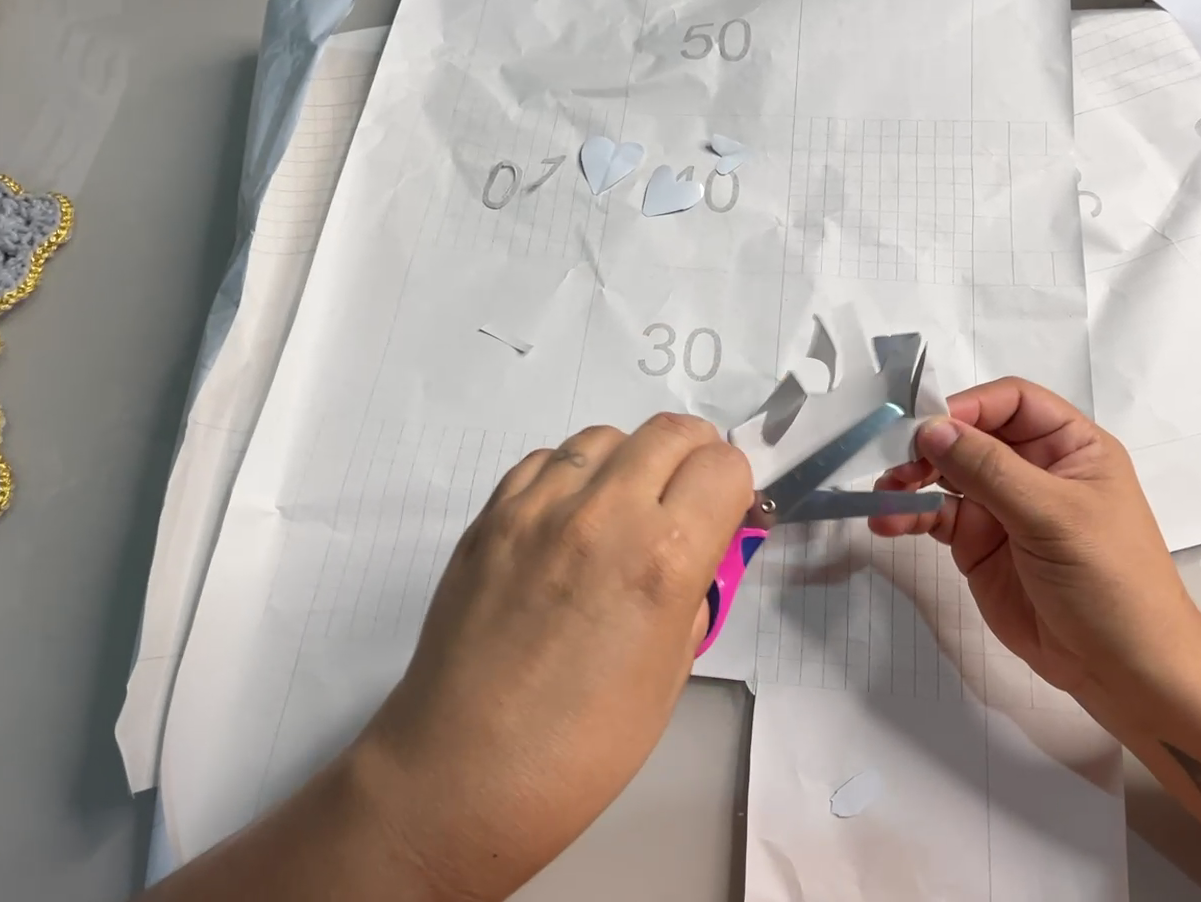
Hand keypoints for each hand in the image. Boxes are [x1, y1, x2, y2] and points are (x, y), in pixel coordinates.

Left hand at [353, 414, 751, 900]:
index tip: (726, 514)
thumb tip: (700, 544)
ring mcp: (538, 507)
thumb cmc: (587, 744)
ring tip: (620, 511)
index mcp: (665, 558)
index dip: (736, 488)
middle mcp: (604, 512)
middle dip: (695, 456)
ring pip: (606, 437)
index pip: (725, 465)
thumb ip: (694, 586)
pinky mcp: (490, 513)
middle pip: (672, 430)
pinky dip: (571, 477)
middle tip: (685, 500)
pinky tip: (566, 524)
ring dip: (630, 461)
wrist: (464, 771)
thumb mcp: (674, 667)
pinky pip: (546, 461)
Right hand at [871, 377, 1200, 709]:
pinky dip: (908, 516)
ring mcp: (1001, 506)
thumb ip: (989, 470)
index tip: (928, 425)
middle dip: (930, 445)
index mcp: (1068, 446)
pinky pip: (935, 517)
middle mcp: (1032, 468)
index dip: (969, 406)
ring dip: (910, 480)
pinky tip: (886, 522)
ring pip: (945, 475)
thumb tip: (932, 429)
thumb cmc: (1109, 581)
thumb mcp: (1054, 516)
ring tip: (884, 495)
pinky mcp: (977, 543)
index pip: (1011, 402)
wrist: (1122, 670)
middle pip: (969, 435)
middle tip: (899, 464)